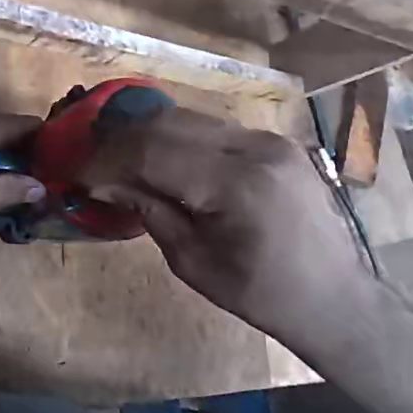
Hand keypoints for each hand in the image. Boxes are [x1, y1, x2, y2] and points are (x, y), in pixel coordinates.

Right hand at [78, 107, 375, 341]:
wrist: (334, 295)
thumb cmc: (261, 294)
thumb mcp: (193, 261)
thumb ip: (150, 210)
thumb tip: (106, 181)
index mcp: (237, 185)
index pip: (153, 151)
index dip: (107, 160)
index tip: (78, 175)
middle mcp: (255, 147)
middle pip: (169, 123)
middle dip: (121, 141)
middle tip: (92, 164)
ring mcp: (270, 139)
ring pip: (189, 118)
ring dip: (147, 135)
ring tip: (118, 160)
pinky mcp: (274, 141)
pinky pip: (213, 128)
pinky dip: (177, 138)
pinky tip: (159, 159)